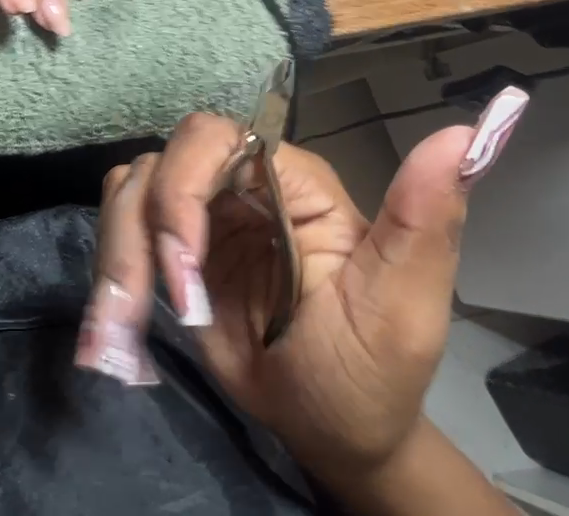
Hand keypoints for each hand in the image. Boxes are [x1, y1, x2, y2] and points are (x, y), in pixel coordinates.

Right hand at [81, 93, 524, 482]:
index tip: (182, 266)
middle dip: (145, 232)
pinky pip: (115, 232)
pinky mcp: (165, 250)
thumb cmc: (370, 377)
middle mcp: (238, 186)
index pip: (215, 139)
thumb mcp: (401, 310)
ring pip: (127, 194)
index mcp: (293, 184)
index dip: (183, 189)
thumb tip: (459, 135)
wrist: (323, 433)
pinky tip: (114, 326)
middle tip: (159, 303)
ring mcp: (198, 217)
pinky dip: (108, 275)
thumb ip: (424, 223)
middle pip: (160, 164)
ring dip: (120, 260)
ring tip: (124, 327)